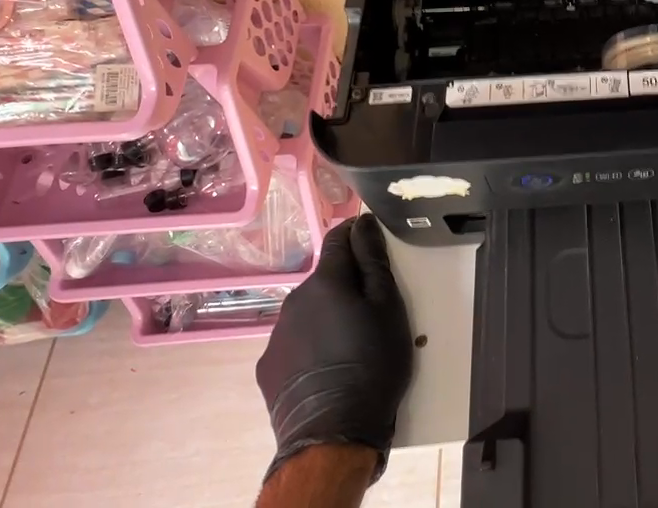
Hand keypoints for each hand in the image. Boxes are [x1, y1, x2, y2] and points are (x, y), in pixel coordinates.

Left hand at [257, 214, 414, 481]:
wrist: (333, 433)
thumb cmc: (373, 363)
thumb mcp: (389, 307)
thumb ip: (374, 261)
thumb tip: (363, 223)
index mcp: (325, 281)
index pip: (339, 237)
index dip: (358, 233)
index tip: (375, 241)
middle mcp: (294, 300)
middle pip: (326, 278)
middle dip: (347, 283)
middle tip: (374, 308)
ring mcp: (276, 335)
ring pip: (310, 311)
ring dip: (329, 315)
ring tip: (352, 343)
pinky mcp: (268, 368)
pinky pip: (296, 342)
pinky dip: (312, 344)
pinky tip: (329, 367)